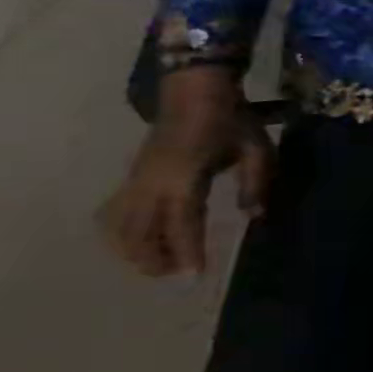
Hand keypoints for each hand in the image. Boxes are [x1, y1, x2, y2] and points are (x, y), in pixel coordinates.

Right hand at [99, 66, 274, 276]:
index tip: (192, 277)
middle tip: (178, 278)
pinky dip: (123, 234)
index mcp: (183, 176)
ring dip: (135, 251)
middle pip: (140, 232)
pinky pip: (115, 214)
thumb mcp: (256, 149)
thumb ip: (255, 182)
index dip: (186, 251)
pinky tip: (141, 242)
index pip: (181, 222)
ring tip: (162, 266)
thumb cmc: (231, 120)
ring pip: (120, 227)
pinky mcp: (131, 176)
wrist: (195, 93)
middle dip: (155, 259)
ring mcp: (135, 180)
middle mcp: (150, 183)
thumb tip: (256, 216)